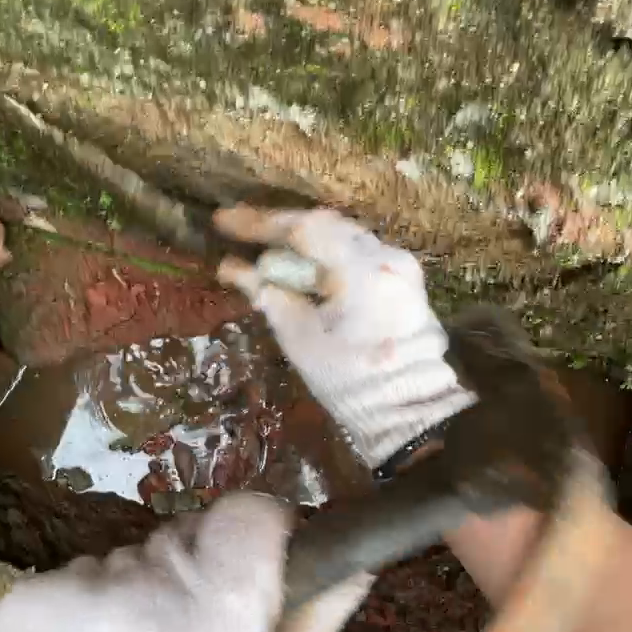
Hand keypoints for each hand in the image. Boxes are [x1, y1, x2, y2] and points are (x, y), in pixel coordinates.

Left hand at [0, 494, 370, 631]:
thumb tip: (356, 566)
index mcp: (206, 623)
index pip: (246, 513)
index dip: (265, 532)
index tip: (262, 571)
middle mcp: (137, 588)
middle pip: (195, 532)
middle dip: (206, 571)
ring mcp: (75, 587)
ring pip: (141, 553)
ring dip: (151, 590)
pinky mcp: (28, 593)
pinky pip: (90, 573)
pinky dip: (100, 604)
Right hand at [214, 206, 474, 465]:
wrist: (407, 409)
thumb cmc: (348, 381)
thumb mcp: (301, 339)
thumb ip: (269, 296)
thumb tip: (233, 269)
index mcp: (361, 271)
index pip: (302, 229)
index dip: (258, 223)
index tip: (223, 223)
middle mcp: (386, 256)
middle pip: (324, 225)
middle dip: (280, 226)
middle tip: (242, 229)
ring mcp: (401, 265)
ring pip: (343, 234)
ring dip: (304, 238)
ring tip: (267, 244)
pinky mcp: (404, 278)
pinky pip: (358, 251)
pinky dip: (327, 252)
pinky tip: (303, 261)